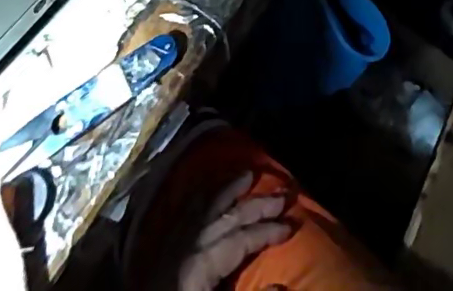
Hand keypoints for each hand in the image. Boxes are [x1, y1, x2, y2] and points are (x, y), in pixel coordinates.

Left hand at [176, 172, 293, 290]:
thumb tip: (280, 285)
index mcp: (200, 266)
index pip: (240, 240)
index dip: (268, 231)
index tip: (292, 224)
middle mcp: (186, 247)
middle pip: (227, 218)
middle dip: (257, 205)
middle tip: (284, 194)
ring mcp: (171, 245)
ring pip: (204, 208)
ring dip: (229, 191)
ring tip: (249, 174)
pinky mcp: (160, 250)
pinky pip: (182, 214)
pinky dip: (199, 197)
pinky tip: (207, 188)